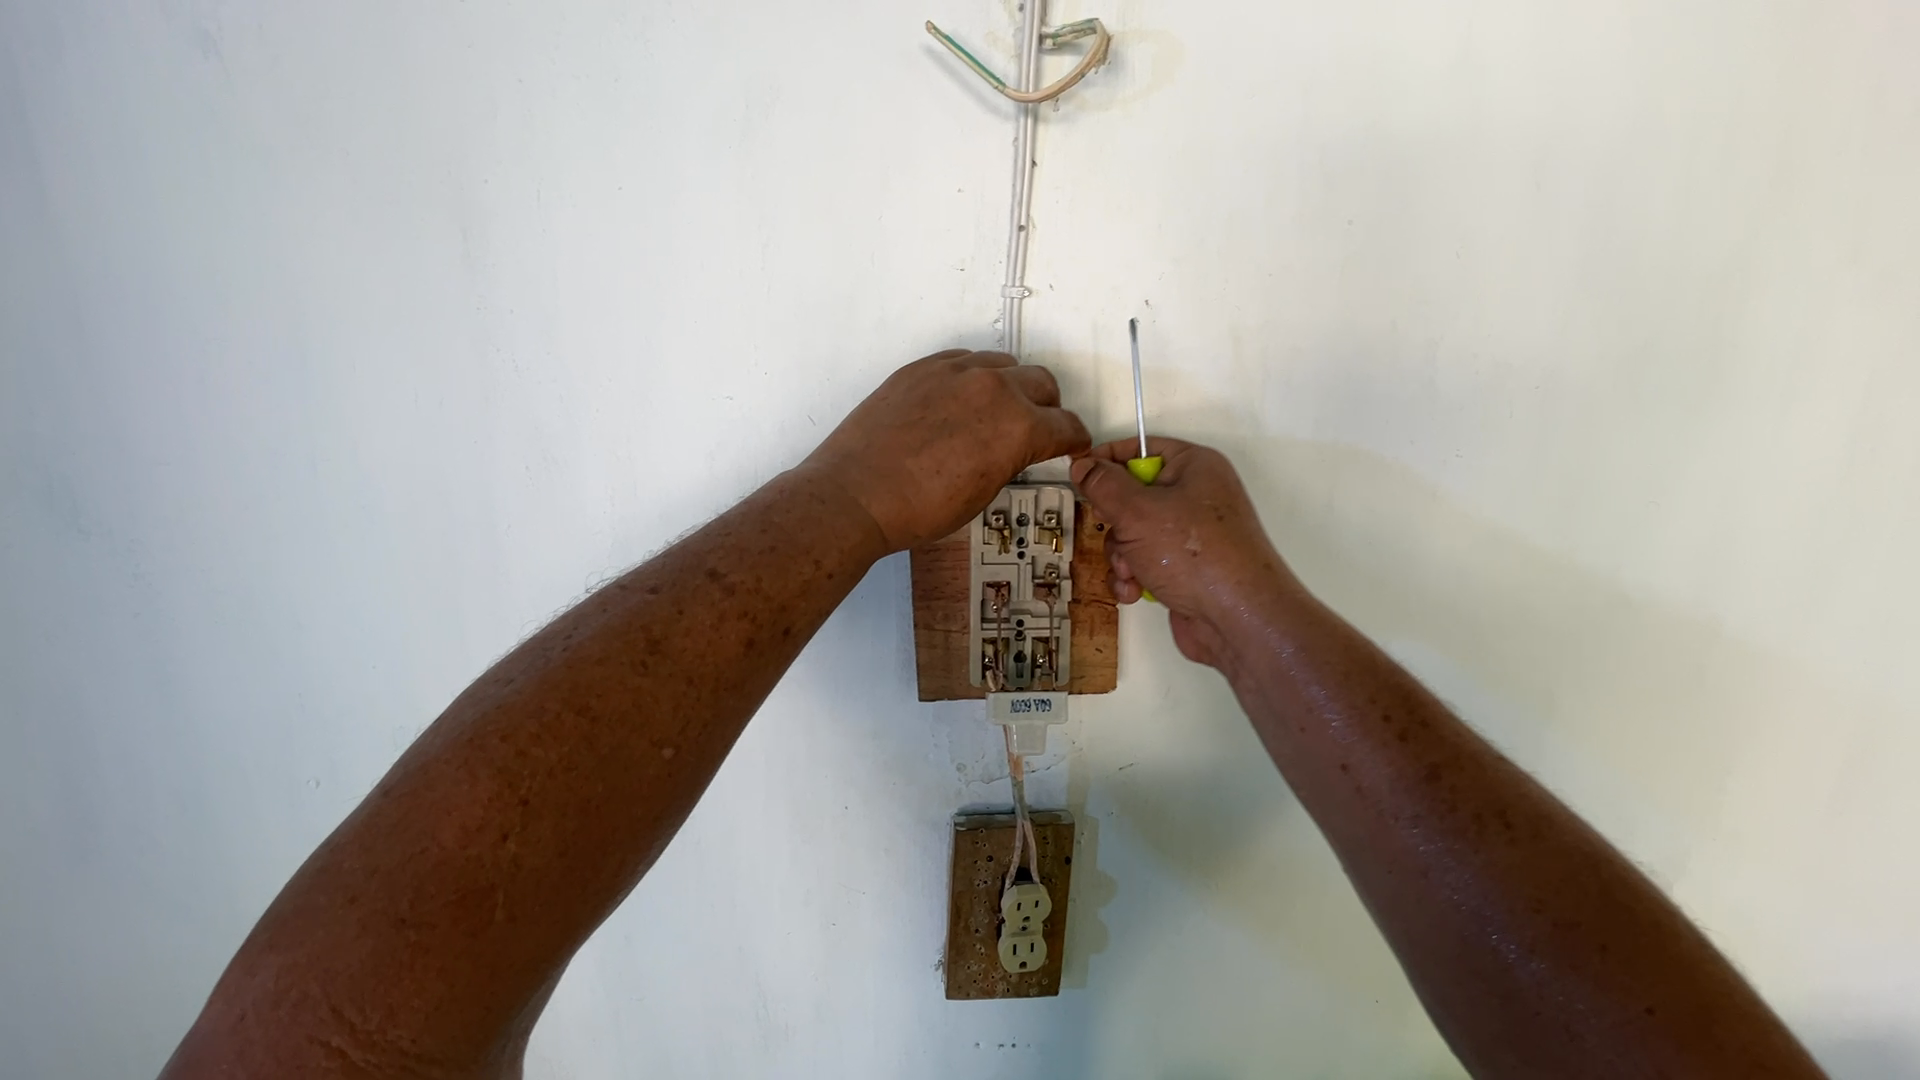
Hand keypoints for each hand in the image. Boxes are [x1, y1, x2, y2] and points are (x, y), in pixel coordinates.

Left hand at [802, 350, 1090, 552]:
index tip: (1072, 446)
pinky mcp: (923, 368)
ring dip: (1012, 387)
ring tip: (997, 412)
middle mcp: (994, 388)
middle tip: (1038, 429)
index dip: (1074, 440)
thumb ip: (1009, 460)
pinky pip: (964, 361)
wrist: (856, 495)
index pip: (1067, 425)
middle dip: (1048, 408)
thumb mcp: (981, 495)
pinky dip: (974, 377)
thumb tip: (1012, 450)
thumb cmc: (919, 509)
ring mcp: (955, 372)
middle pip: (1042, 384)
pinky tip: (961, 400)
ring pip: (1004, 365)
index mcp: (1018, 426)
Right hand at [1071, 437, 1303, 670]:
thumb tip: (1083, 466)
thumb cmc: (1195, 556)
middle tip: (1119, 535)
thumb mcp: (1138, 512)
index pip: (1141, 448)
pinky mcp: (1183, 568)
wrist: (1237, 620)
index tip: (1079, 474)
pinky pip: (1143, 562)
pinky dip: (1133, 577)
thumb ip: (1103, 485)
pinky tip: (1136, 591)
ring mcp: (1189, 536)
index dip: (1107, 459)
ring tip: (1132, 572)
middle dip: (1114, 523)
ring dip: (1121, 556)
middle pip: (1131, 496)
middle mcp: (1194, 497)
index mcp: (1194, 467)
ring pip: (1131, 534)